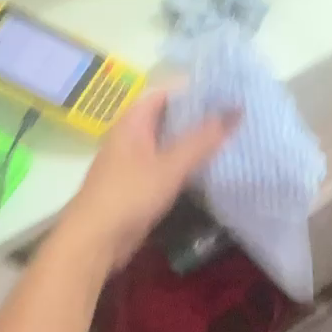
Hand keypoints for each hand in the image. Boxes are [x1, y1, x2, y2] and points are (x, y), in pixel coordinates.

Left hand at [55, 89, 235, 273]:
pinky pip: (166, 167)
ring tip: (230, 138)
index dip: (192, 90)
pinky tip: (209, 169)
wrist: (95, 241)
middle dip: (197, 116)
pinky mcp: (137, 186)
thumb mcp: (171, 165)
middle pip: (167, 118)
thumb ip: (203, 139)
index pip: (164, 94)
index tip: (225, 91)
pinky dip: (186, 165)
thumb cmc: (130, 195)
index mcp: (132, 123)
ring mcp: (132, 163)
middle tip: (234, 114)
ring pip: (168, 144)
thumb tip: (236, 110)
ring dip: (193, 142)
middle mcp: (130, 138)